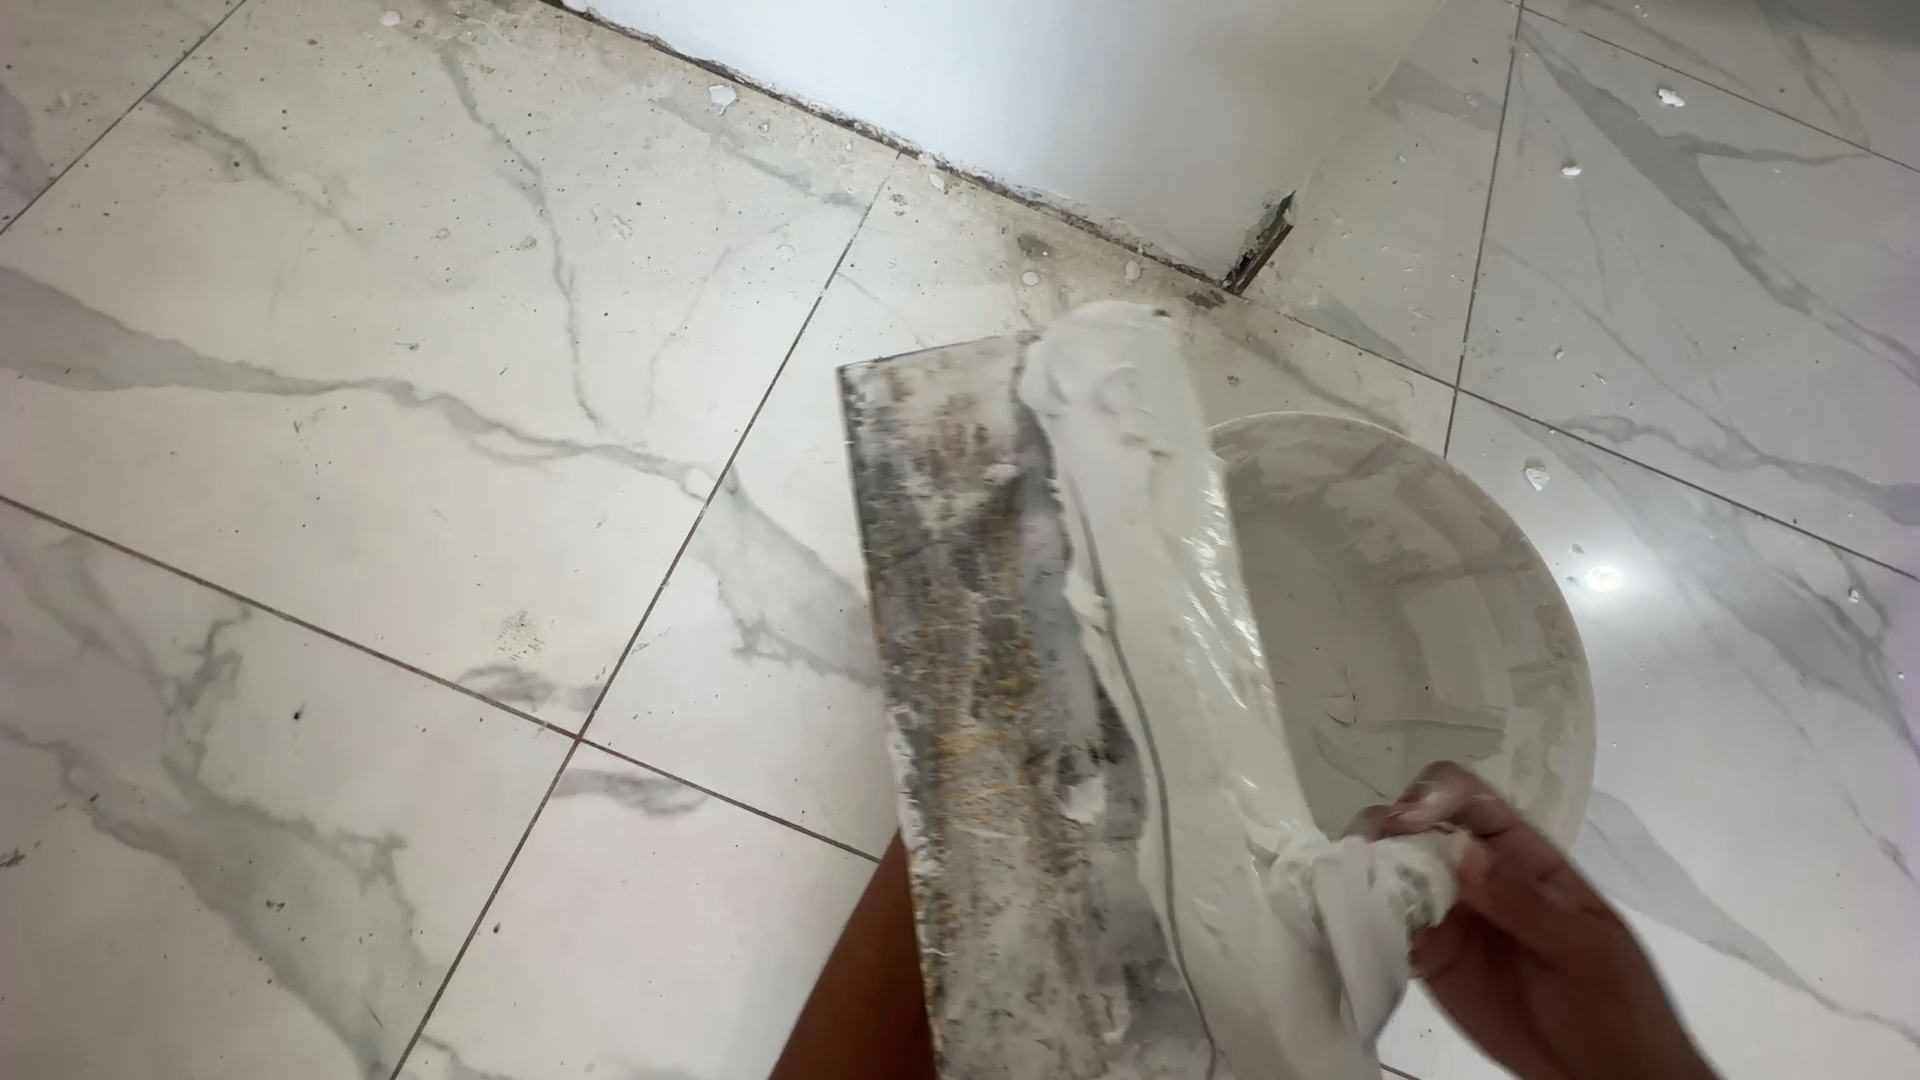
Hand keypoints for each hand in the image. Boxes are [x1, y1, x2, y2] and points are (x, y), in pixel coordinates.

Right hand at [1351, 762, 1718, 1079]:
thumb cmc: (1616, 1011)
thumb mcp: (1587, 951)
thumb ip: (1526, 901)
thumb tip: (1462, 849)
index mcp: (1518, 856)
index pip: (1466, 797)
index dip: (1433, 794)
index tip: (1408, 821)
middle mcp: (1471, 871)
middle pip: (1413, 821)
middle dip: (1386, 826)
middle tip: (1371, 852)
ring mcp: (1443, 909)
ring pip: (1388, 862)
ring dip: (1366, 862)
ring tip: (1357, 883)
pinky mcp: (1421, 950)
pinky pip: (1381, 917)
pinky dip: (1360, 910)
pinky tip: (1354, 916)